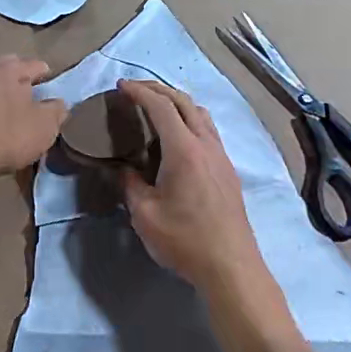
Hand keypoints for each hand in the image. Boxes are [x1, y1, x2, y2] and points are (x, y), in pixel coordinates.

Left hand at [0, 56, 65, 193]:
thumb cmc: (7, 135)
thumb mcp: (45, 126)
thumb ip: (57, 110)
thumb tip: (57, 104)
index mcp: (12, 68)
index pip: (37, 66)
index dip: (49, 80)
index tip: (53, 97)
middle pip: (10, 71)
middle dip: (21, 83)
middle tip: (31, 104)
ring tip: (8, 116)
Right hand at [118, 80, 263, 293]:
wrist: (230, 265)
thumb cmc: (185, 240)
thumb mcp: (145, 215)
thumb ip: (130, 185)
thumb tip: (120, 169)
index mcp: (184, 149)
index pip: (161, 107)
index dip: (141, 92)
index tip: (122, 86)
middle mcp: (206, 143)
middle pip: (184, 102)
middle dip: (159, 90)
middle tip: (136, 90)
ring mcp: (221, 155)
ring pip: (200, 114)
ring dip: (178, 102)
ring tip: (157, 108)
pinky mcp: (227, 169)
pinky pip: (208, 130)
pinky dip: (190, 119)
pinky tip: (179, 136)